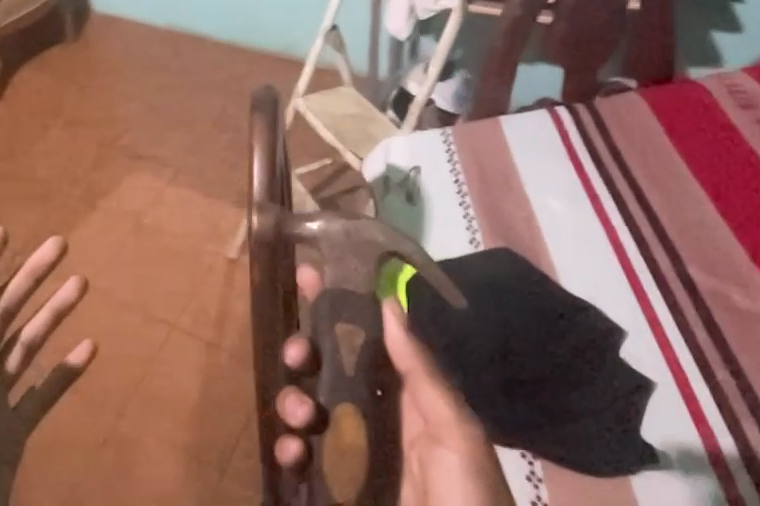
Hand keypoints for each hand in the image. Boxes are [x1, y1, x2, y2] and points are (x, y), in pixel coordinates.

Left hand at [0, 228, 95, 505]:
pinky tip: (88, 348)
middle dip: (28, 278)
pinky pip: (43, 397)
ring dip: (52, 314)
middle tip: (59, 244)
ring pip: (26, 346)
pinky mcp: (11, 436)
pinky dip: (65, 372)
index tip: (2, 232)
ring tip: (81, 283)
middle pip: (2, 314)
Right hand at [272, 265, 513, 505]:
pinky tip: (293, 452)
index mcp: (407, 400)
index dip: (338, 307)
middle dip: (304, 353)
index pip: (367, 342)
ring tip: (302, 416)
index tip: (309, 275)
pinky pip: (300, 462)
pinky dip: (288, 450)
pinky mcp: (333, 490)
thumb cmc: (471, 501)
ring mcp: (352, 457)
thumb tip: (388, 301)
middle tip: (297, 354)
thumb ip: (421, 371)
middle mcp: (375, 420)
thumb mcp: (457, 433)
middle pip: (327, 371)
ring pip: (308, 410)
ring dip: (293, 401)